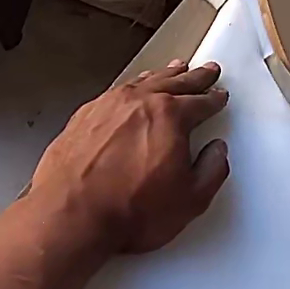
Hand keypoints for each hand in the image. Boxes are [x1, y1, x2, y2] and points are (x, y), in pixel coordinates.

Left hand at [26, 59, 230, 253]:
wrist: (72, 217)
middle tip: (205, 72)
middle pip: (173, 83)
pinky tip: (130, 93)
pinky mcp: (82, 118)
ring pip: (142, 83)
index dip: (213, 100)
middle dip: (193, 78)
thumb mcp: (189, 201)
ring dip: (162, 76)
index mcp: (170, 117)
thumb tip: (216, 153)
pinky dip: (130, 89)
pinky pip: (114, 93)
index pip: (200, 102)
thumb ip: (210, 171)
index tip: (218, 98)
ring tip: (172, 71)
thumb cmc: (126, 211)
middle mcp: (138, 103)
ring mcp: (107, 107)